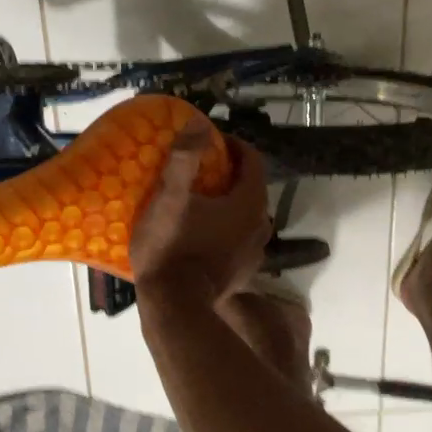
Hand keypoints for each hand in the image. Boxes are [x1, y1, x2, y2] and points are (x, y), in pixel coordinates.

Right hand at [131, 120, 269, 303]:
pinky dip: (225, 231)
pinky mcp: (244, 273)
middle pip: (250, 188)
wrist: (176, 306)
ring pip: (245, 216)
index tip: (211, 141)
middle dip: (229, 174)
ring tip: (199, 201)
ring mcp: (255, 252)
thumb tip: (198, 125)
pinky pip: (238, 242)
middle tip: (201, 169)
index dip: (233, 145)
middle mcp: (261, 225)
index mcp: (249, 202)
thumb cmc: (172, 247)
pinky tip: (201, 234)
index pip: (252, 160)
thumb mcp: (170, 199)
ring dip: (228, 204)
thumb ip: (185, 159)